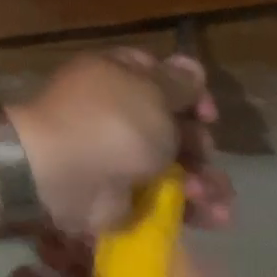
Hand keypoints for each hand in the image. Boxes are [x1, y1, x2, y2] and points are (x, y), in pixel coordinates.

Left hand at [8, 50, 234, 237]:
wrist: (66, 171)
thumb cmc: (110, 122)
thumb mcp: (148, 91)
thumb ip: (174, 81)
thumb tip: (188, 63)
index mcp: (112, 75)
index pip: (155, 73)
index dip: (188, 90)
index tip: (207, 112)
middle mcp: (115, 110)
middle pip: (175, 122)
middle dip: (200, 142)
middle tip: (197, 152)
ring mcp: (122, 150)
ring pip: (183, 162)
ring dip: (206, 179)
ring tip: (201, 191)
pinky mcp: (129, 188)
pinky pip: (176, 196)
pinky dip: (199, 205)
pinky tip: (210, 212)